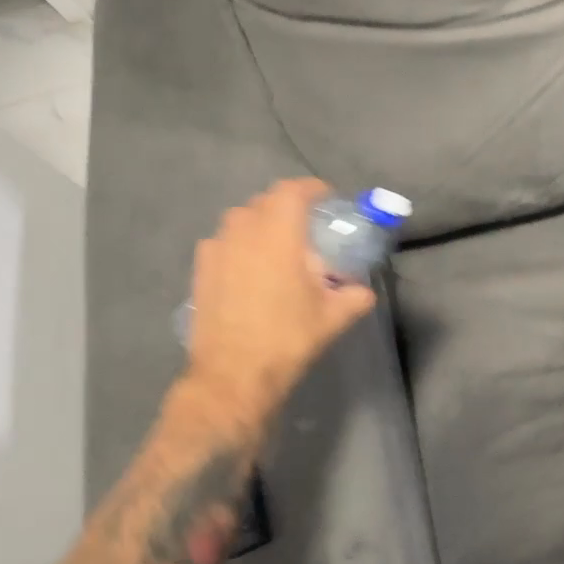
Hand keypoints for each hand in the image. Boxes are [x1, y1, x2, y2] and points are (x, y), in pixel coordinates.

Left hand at [185, 178, 377, 424]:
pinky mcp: (201, 270)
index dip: (313, 189)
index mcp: (278, 235)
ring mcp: (216, 250)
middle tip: (309, 227)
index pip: (293, 191)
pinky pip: (224, 242)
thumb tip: (362, 289)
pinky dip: (242, 244)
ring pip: (241, 220)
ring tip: (280, 248)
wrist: (233, 374)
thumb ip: (354, 294)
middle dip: (288, 206)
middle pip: (265, 201)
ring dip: (263, 223)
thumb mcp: (334, 316)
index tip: (328, 200)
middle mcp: (243, 232)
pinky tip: (253, 269)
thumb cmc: (288, 338)